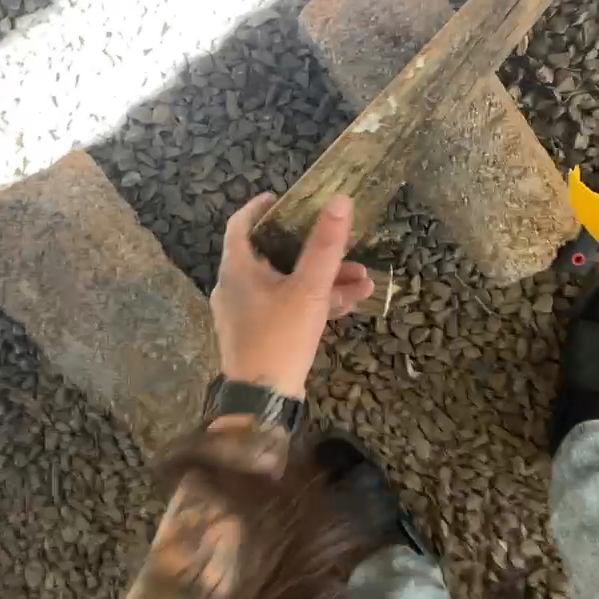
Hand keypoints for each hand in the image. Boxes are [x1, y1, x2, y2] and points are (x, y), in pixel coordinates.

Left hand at [212, 193, 374, 398]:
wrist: (263, 400)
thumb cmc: (280, 336)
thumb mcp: (309, 289)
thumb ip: (325, 246)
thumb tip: (340, 202)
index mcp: (237, 269)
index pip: (240, 224)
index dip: (259, 208)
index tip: (282, 197)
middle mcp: (236, 287)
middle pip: (274, 254)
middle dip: (314, 249)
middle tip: (339, 241)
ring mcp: (248, 313)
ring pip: (288, 283)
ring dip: (324, 278)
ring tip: (362, 277)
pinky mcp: (261, 334)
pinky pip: (289, 306)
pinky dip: (315, 301)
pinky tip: (353, 302)